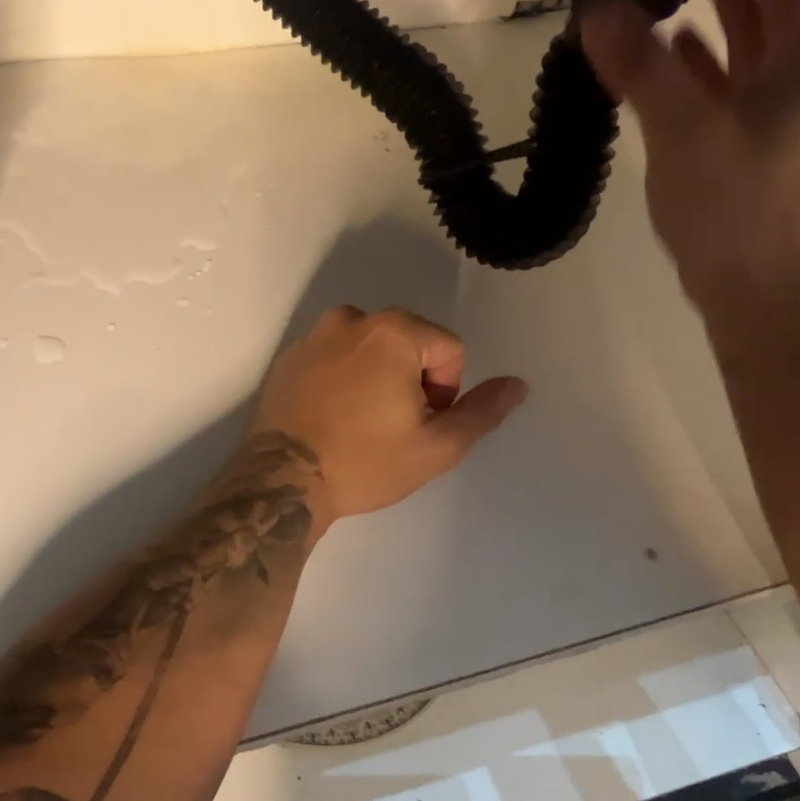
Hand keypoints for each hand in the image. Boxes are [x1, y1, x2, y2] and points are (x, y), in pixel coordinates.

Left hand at [248, 306, 527, 522]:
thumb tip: (517, 384)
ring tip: (361, 424)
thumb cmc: (364, 464)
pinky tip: (333, 418)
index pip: (448, 350)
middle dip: (411, 381)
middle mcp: (350, 319)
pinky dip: (342, 380)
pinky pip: (334, 358)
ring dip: (376, 378)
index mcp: (392, 331)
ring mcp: (312, 336)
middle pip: (408, 344)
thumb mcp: (436, 447)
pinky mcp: (288, 358)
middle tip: (391, 428)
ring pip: (369, 350)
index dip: (445, 391)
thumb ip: (481, 412)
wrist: (282, 481)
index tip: (418, 425)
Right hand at [580, 0, 799, 315]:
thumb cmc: (736, 208)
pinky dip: (703, 47)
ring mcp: (774, 106)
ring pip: (761, 28)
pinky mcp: (741, 138)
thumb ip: (643, 68)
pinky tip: (666, 38)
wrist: (753, 288)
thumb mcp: (686, 133)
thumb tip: (597, 8)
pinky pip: (728, 74)